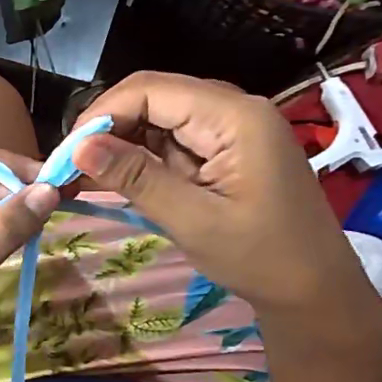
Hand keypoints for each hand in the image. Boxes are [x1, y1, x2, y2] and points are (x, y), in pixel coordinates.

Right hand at [70, 71, 353, 312]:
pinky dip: (143, 159)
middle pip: (155, 98)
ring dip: (122, 144)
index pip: (152, 90)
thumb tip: (80, 146)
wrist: (314, 291)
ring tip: (83, 175)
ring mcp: (231, 130)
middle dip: (108, 128)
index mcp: (235, 116)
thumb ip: (136, 178)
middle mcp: (234, 110)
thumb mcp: (194, 220)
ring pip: (160, 119)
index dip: (102, 114)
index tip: (67, 153)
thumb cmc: (261, 258)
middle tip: (70, 167)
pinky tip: (116, 178)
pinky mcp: (226, 151)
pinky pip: (175, 142)